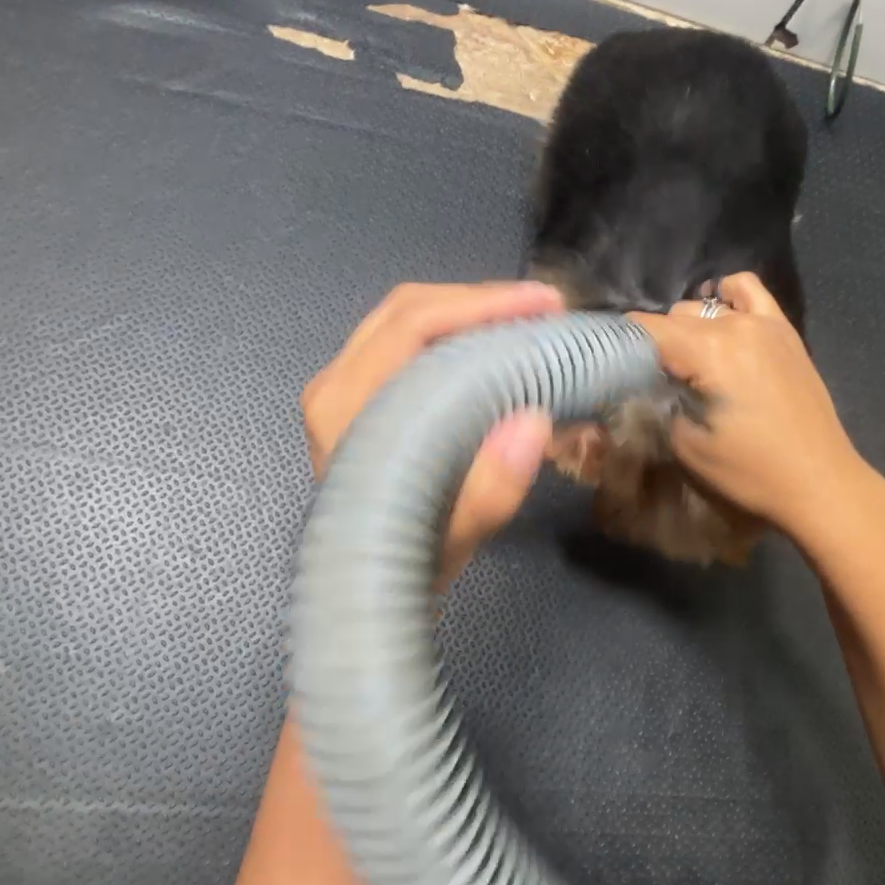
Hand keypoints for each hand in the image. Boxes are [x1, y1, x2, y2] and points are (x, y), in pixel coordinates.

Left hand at [302, 281, 561, 590]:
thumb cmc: (411, 558)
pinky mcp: (360, 390)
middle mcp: (336, 384)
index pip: (412, 327)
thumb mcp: (455, 539)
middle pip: (410, 309)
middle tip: (547, 308)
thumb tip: (534, 424)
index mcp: (346, 408)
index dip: (481, 304)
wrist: (375, 583)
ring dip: (473, 312)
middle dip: (484, 301)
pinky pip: (409, 339)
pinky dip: (458, 330)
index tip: (544, 304)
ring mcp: (344, 383)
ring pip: (409, 317)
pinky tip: (497, 340)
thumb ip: (488, 493)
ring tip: (530, 319)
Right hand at [627, 272, 866, 537]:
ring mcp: (764, 324)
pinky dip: (726, 297)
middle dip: (655, 344)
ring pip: (704, 307)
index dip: (620, 345)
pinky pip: (748, 292)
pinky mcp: (785, 331)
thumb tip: (637, 381)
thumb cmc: (748, 471)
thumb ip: (655, 402)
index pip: (645, 329)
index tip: (609, 366)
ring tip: (688, 362)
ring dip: (688, 328)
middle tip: (652, 381)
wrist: (818, 482)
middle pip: (673, 317)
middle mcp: (734, 326)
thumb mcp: (684, 445)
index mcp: (707, 353)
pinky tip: (720, 319)